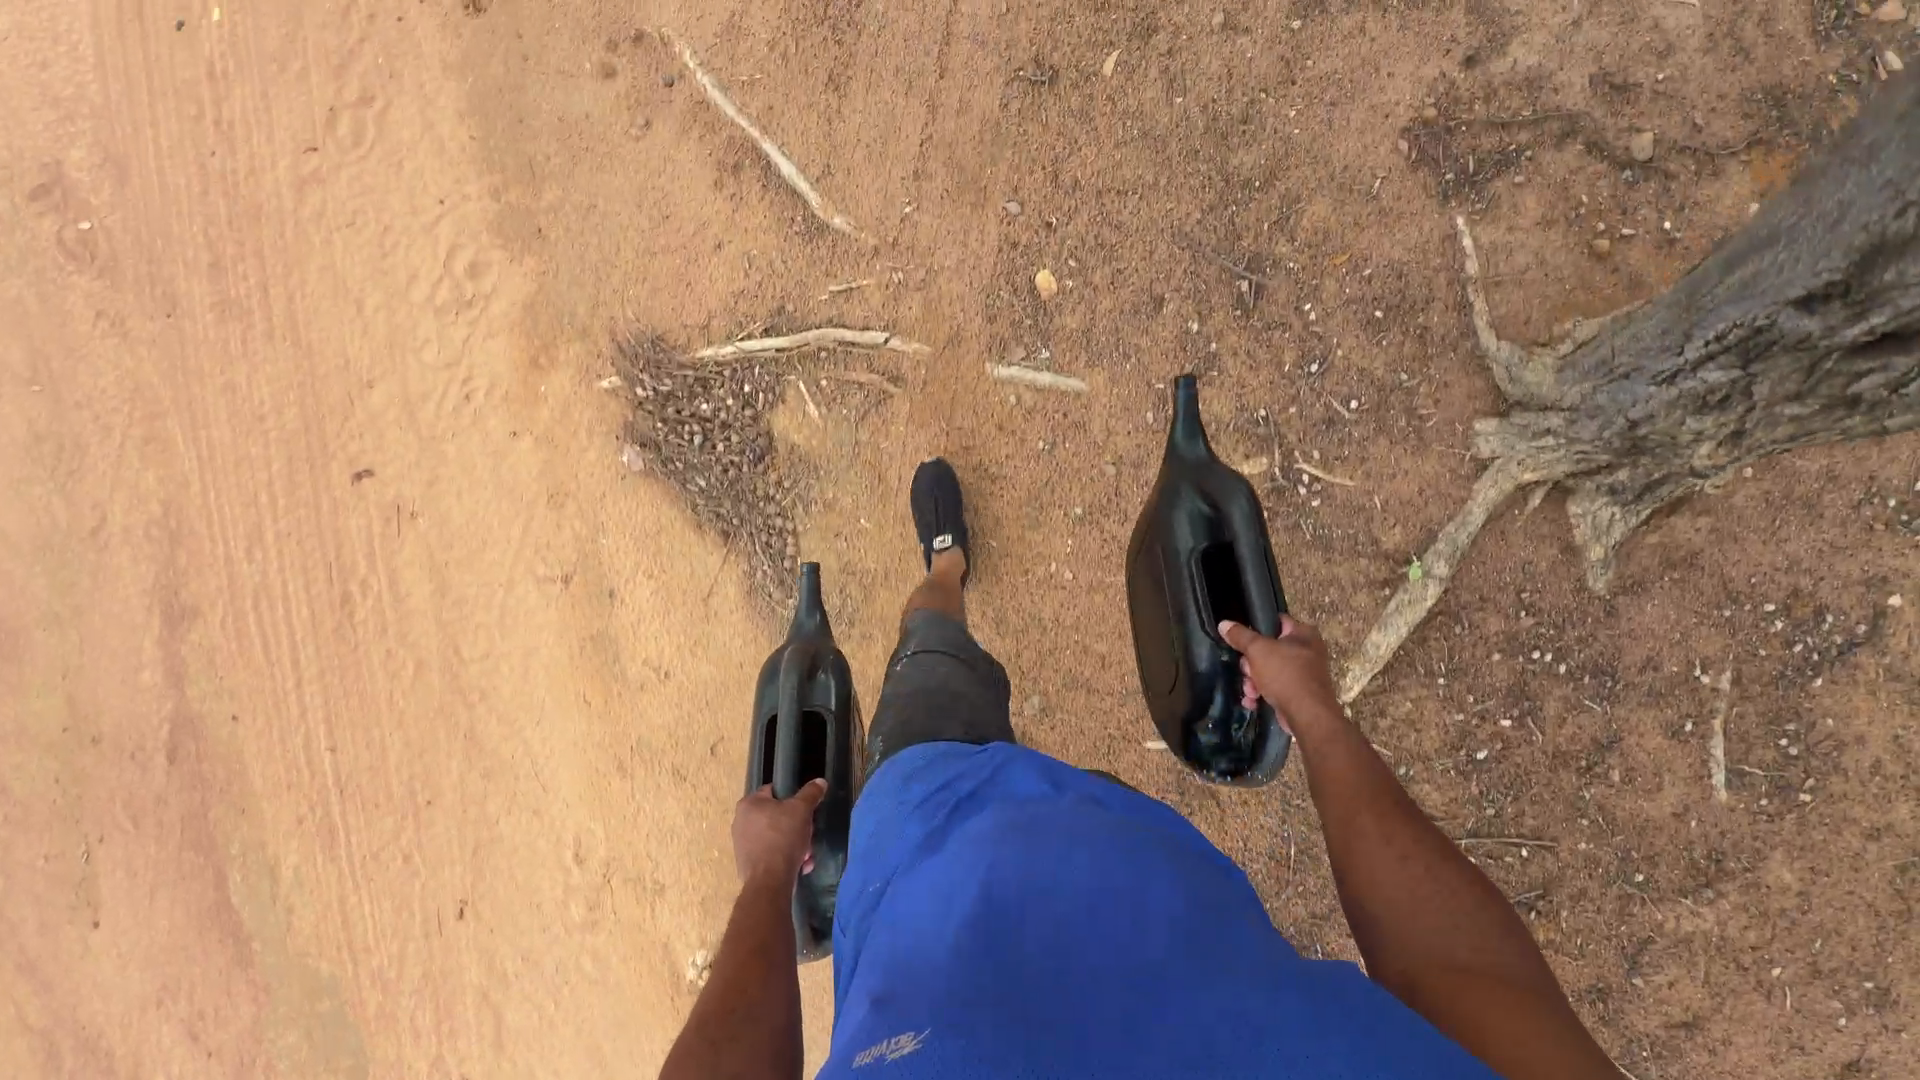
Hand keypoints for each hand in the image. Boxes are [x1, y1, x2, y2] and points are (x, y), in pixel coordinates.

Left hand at [732, 778, 825, 885]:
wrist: (770, 881)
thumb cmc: (783, 837)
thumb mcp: (802, 810)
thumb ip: (811, 793)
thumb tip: (820, 781)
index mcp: (749, 804)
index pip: (774, 791)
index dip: (793, 798)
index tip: (806, 809)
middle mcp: (741, 822)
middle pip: (778, 817)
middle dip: (797, 827)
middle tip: (809, 833)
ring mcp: (743, 845)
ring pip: (777, 838)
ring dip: (795, 844)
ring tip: (806, 854)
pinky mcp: (748, 864)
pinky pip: (772, 854)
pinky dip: (786, 858)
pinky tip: (800, 866)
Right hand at [1219, 616, 1344, 739]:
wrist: (1307, 715)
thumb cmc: (1285, 674)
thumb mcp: (1258, 650)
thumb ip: (1240, 635)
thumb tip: (1224, 623)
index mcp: (1303, 634)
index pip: (1276, 621)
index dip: (1256, 627)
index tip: (1240, 637)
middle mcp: (1307, 651)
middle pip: (1267, 649)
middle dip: (1251, 664)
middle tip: (1248, 671)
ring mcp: (1304, 673)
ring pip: (1268, 670)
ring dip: (1253, 681)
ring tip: (1250, 692)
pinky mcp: (1299, 693)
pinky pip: (1274, 687)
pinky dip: (1262, 693)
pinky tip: (1253, 701)